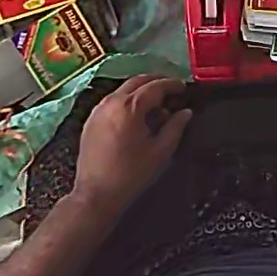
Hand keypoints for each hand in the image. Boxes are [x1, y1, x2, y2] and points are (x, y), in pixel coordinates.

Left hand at [70, 74, 192, 217]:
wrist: (96, 194)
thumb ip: (175, 127)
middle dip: (156, 82)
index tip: (184, 88)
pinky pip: (112, 101)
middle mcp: (111, 101)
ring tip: (156, 105)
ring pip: (123, 90)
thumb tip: (185, 112)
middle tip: (171, 90)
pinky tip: (136, 116)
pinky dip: (127, 101)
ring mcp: (98, 109)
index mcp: (130, 106)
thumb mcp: (160, 151)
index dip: (172, 85)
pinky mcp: (91, 120)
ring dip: (141, 91)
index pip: (155, 86)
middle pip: (137, 82)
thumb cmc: (132, 173)